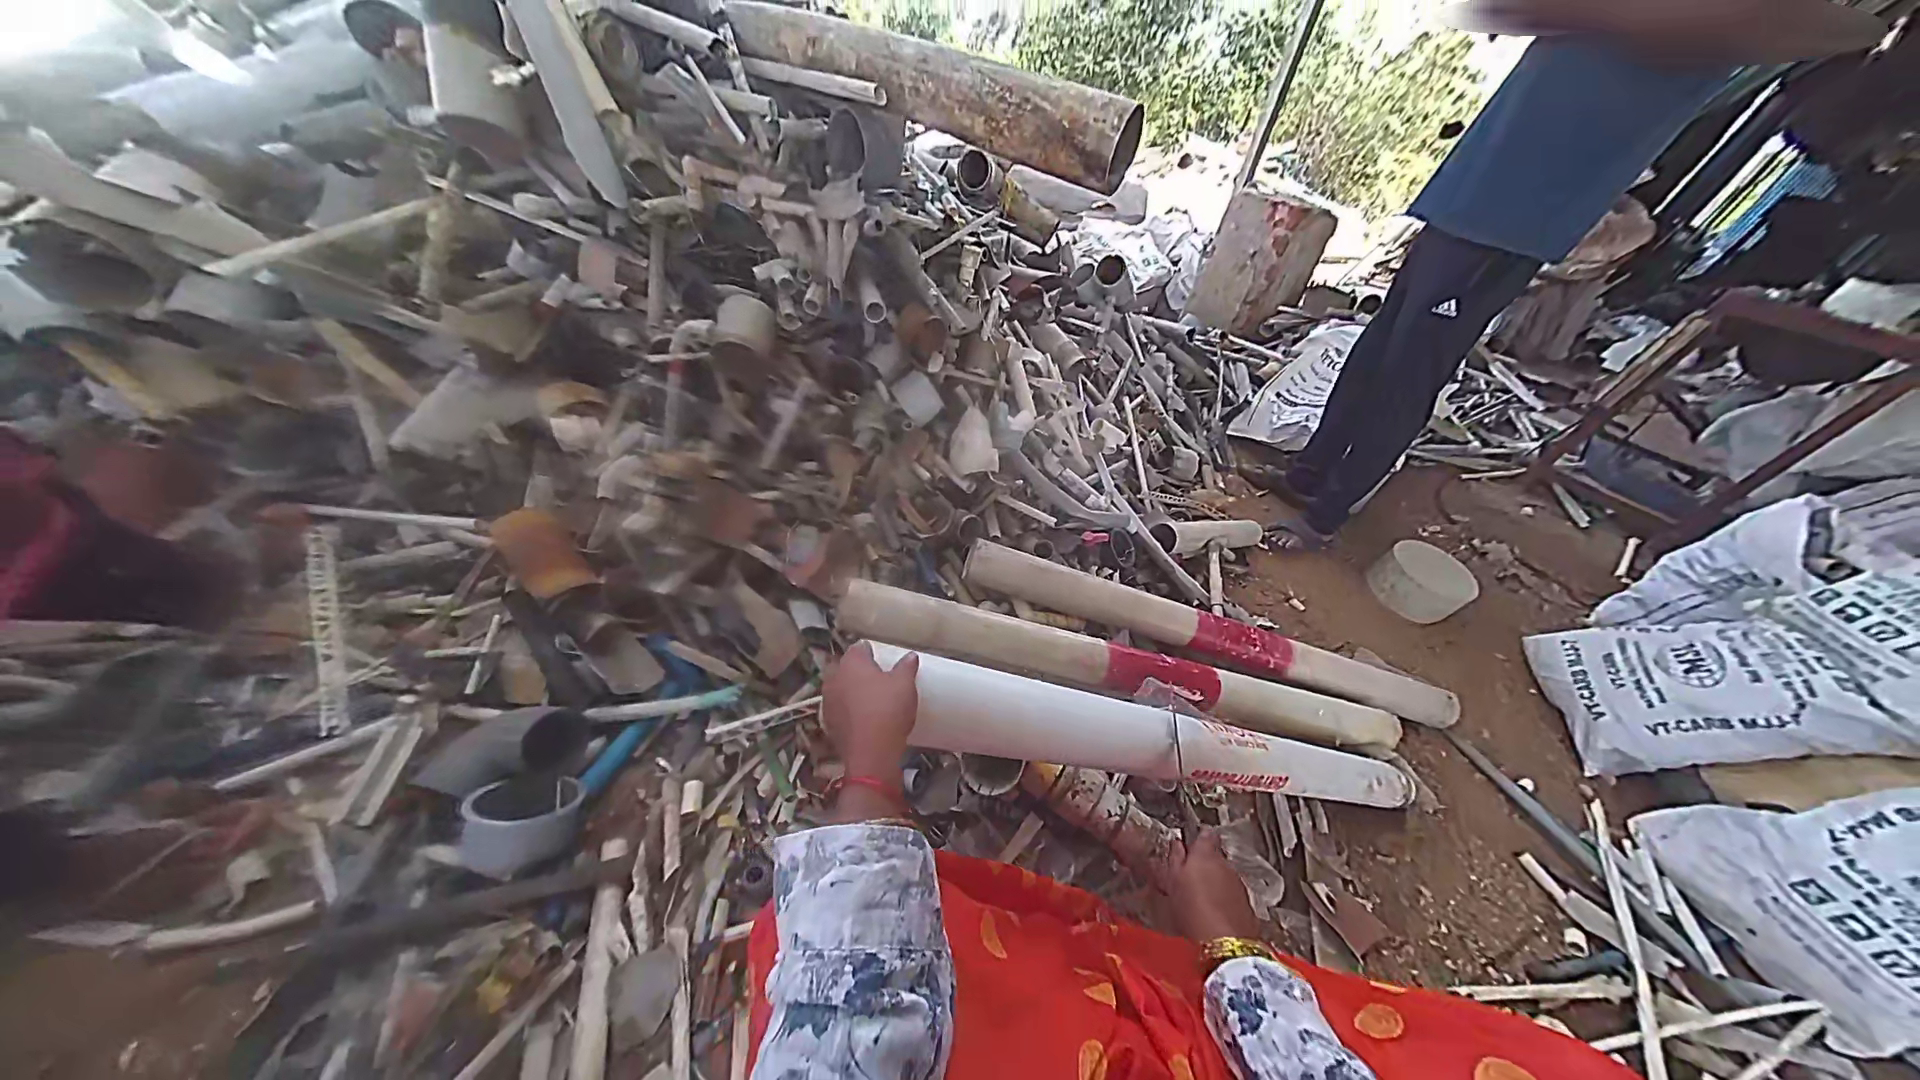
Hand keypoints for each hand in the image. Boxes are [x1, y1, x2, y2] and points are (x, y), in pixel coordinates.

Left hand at [821, 643, 918, 781]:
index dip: (869, 650)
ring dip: (849, 690)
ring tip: (867, 696)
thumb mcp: (905, 684)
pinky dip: (847, 709)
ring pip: (838, 688)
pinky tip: (861, 716)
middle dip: (855, 669)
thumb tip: (910, 655)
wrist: (871, 752)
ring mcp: (828, 701)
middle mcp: (834, 677)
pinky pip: (838, 708)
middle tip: (873, 676)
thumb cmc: (888, 709)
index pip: (858, 648)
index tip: (879, 656)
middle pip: (844, 667)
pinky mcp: (828, 723)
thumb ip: (906, 667)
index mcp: (852, 662)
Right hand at [1165, 830, 1260, 941]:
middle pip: (1215, 856)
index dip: (1197, 837)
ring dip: (1214, 882)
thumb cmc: (1193, 910)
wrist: (1226, 946)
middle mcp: (1227, 865)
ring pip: (1224, 876)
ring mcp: (1239, 886)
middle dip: (1204, 863)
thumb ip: (1175, 858)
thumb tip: (1177, 845)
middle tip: (1187, 877)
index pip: (1206, 833)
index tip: (1188, 845)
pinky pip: (1232, 896)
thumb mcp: (1173, 881)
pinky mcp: (1247, 906)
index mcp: (1206, 853)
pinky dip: (1223, 900)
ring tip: (1198, 899)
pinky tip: (1212, 913)